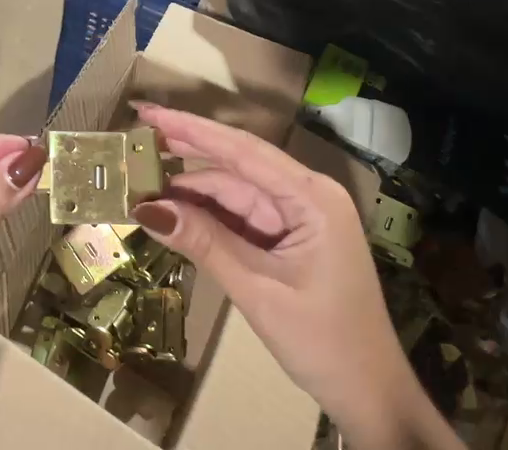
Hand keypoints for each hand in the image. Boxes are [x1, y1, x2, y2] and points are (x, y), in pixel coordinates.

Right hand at [129, 103, 460, 449]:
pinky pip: (237, 213)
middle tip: (136, 134)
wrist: (371, 396)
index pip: (242, 150)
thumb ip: (204, 242)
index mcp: (312, 197)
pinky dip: (204, 213)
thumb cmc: (324, 341)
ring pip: (232, 188)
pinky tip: (170, 210)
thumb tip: (146, 208)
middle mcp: (305, 195)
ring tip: (140, 183)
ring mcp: (296, 216)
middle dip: (186, 148)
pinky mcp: (285, 237)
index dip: (192, 128)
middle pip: (235, 162)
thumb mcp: (258, 290)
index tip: (149, 112)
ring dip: (189, 189)